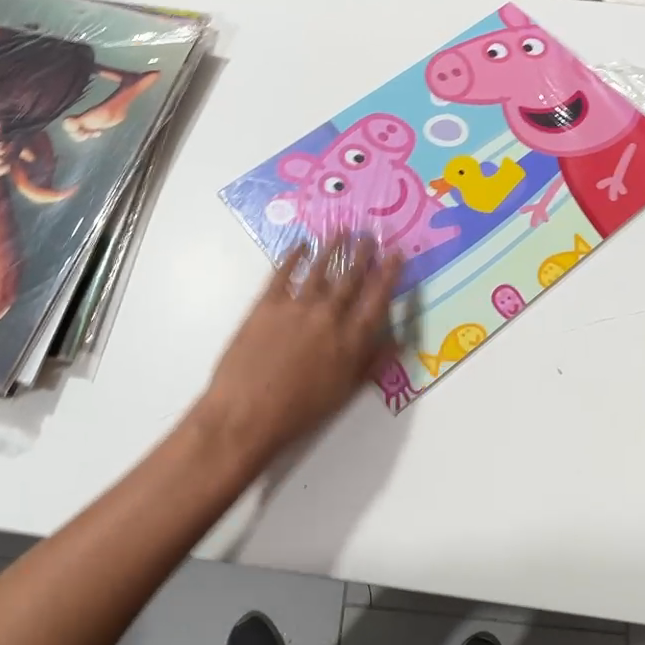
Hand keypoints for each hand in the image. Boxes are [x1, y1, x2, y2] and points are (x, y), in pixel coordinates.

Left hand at [196, 233, 403, 462]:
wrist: (246, 415)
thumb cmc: (299, 412)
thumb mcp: (345, 393)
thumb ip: (372, 362)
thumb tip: (398, 339)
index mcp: (351, 340)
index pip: (378, 299)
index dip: (389, 274)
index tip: (397, 254)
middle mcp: (328, 316)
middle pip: (351, 277)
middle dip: (363, 254)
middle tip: (370, 235)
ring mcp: (296, 306)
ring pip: (320, 268)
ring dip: (333, 247)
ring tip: (342, 230)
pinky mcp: (266, 304)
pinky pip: (283, 272)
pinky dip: (293, 256)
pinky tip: (301, 245)